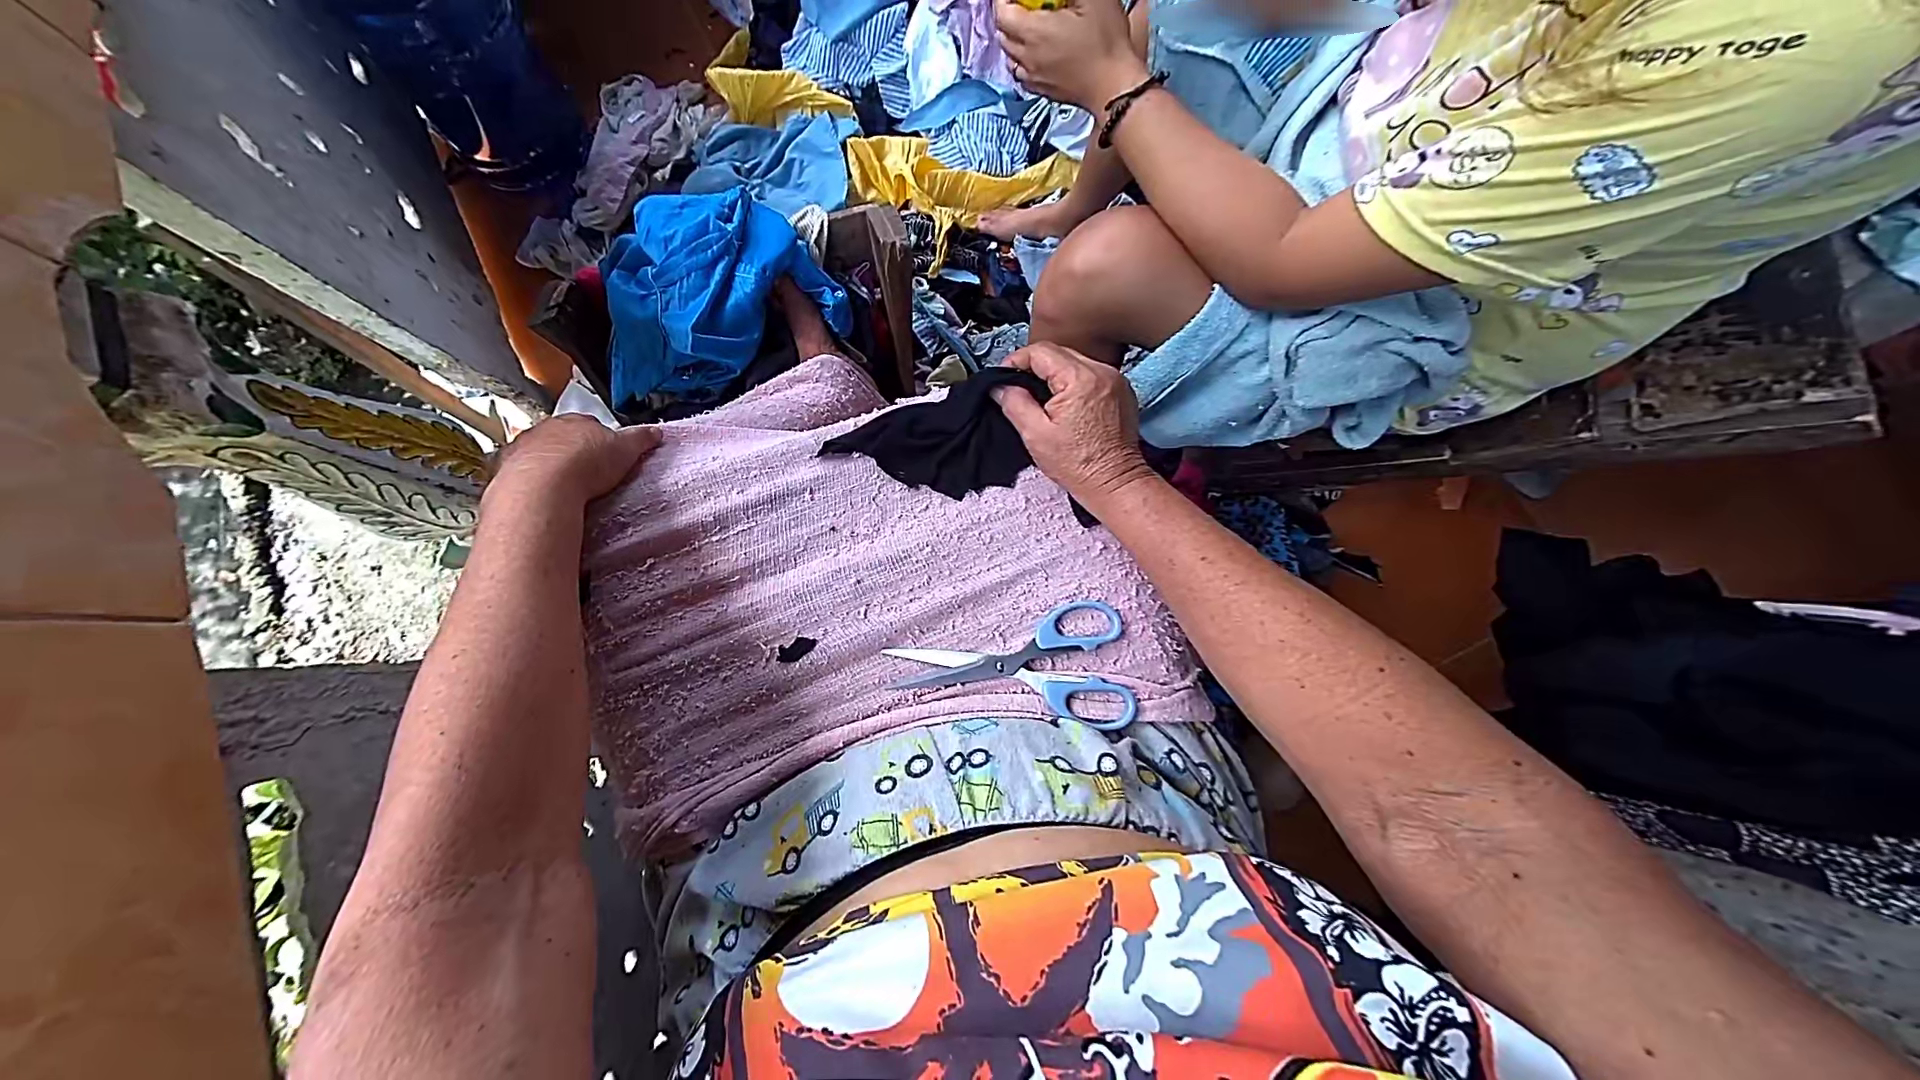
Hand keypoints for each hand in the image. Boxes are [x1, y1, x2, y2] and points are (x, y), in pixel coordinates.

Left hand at [490, 415, 661, 505]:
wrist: (544, 488)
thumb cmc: (582, 464)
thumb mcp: (626, 450)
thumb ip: (640, 439)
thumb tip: (653, 433)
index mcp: (575, 421)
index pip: (591, 425)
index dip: (601, 439)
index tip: (609, 452)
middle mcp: (546, 430)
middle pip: (563, 438)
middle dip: (574, 452)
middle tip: (590, 473)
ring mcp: (524, 450)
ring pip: (540, 455)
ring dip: (552, 467)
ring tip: (569, 489)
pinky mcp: (508, 473)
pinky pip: (522, 476)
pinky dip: (533, 485)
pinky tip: (547, 497)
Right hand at [994, 344, 1155, 502]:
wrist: (1113, 483)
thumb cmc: (1079, 465)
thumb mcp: (1035, 434)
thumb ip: (1014, 402)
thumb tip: (1000, 386)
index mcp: (1079, 379)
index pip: (1040, 351)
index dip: (1016, 361)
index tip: (1004, 375)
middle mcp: (1102, 373)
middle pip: (1058, 352)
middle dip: (1034, 366)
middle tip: (1018, 387)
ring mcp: (1115, 380)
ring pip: (1074, 361)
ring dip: (1054, 373)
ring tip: (1040, 398)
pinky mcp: (1121, 391)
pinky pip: (1090, 374)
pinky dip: (1073, 382)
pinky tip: (1064, 404)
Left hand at [995, 0, 1147, 111]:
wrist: (1114, 87)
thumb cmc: (1105, 41)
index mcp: (1034, 33)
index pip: (1002, 14)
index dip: (1003, 0)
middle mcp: (1027, 58)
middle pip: (1003, 36)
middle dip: (1008, 17)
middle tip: (1023, 6)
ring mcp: (1033, 78)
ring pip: (1010, 57)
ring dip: (1013, 41)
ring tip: (1028, 29)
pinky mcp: (1043, 91)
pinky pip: (1022, 74)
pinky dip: (1022, 61)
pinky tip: (1036, 53)